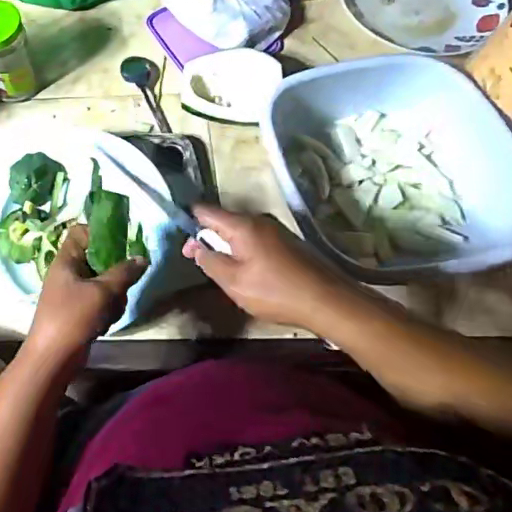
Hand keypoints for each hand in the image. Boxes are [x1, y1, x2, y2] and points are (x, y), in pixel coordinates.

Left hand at [24, 226, 144, 364]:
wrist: (53, 358)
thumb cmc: (73, 317)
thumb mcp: (102, 292)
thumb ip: (124, 273)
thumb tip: (142, 258)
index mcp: (66, 260)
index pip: (81, 231)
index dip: (100, 232)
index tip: (121, 243)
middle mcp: (67, 272)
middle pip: (97, 258)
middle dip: (114, 272)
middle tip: (122, 284)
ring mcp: (72, 292)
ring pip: (102, 282)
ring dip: (113, 295)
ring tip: (111, 309)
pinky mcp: (78, 310)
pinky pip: (99, 300)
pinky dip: (106, 309)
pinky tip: (106, 322)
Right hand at [184, 205, 351, 329]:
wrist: (327, 301)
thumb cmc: (275, 292)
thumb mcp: (233, 282)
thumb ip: (209, 261)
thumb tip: (195, 246)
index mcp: (242, 225)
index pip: (205, 210)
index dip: (189, 222)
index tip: (184, 244)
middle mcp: (259, 219)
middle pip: (223, 220)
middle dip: (208, 238)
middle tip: (201, 263)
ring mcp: (276, 229)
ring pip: (240, 231)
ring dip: (227, 246)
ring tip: (223, 271)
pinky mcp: (287, 242)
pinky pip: (255, 239)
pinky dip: (244, 250)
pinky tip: (247, 272)